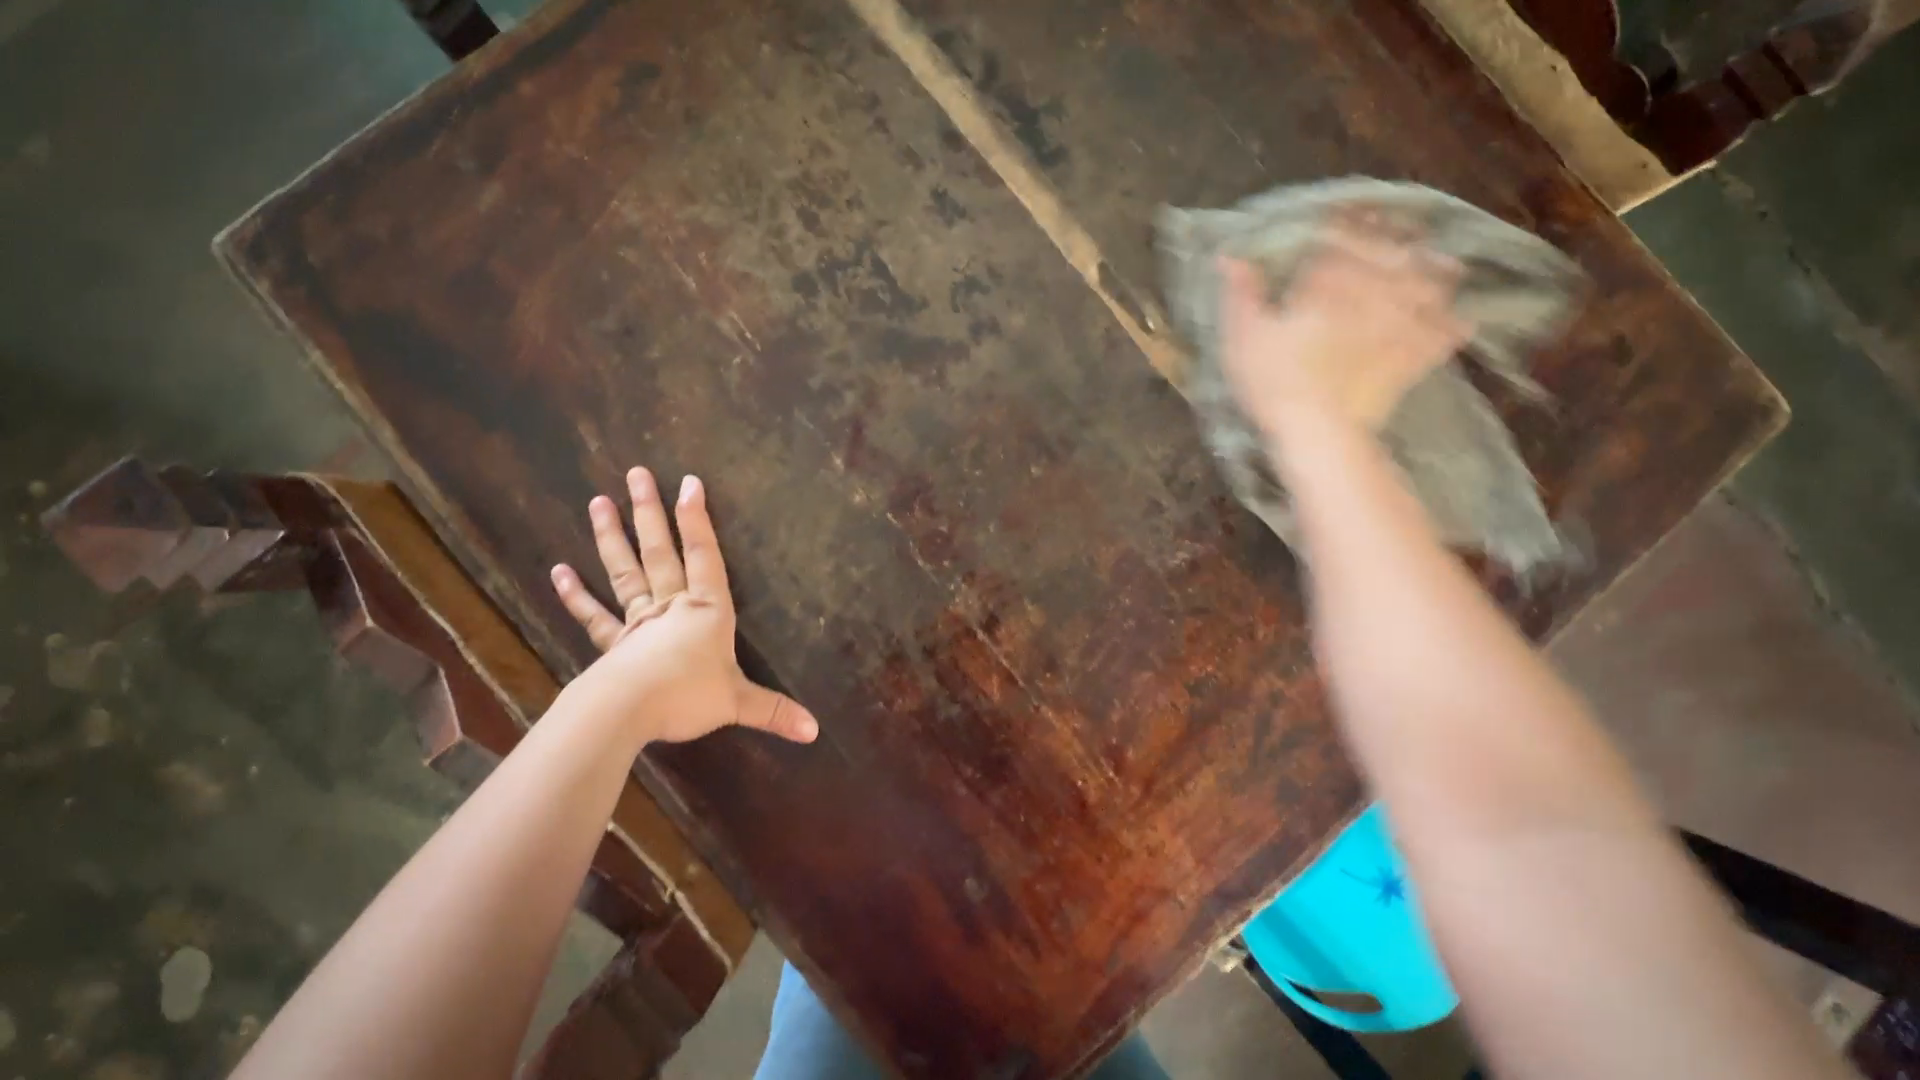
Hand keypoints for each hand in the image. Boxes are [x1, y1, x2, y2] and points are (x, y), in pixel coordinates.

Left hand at [548, 467, 818, 745]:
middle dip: (650, 512)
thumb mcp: (739, 703)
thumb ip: (774, 711)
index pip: (705, 557)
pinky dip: (576, 596)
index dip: (697, 520)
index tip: (689, 482)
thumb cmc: (689, 695)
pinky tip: (559, 572)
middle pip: (660, 552)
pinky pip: (594, 616)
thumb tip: (815, 731)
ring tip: (598, 501)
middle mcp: (672, 607)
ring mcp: (638, 623)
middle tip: (635, 474)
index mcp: (706, 611)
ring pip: (626, 572)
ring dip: (612, 537)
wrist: (630, 710)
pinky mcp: (613, 645)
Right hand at [1220, 209, 1472, 436]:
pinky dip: (1453, 327)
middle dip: (1399, 239)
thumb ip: (1242, 294)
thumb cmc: (1273, 381)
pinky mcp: (1413, 358)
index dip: (1349, 221)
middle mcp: (1372, 293)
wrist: (1317, 432)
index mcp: (1328, 282)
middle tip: (1403, 230)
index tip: (1351, 211)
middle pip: (1395, 253)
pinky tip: (1459, 321)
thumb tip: (1230, 255)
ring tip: (1443, 265)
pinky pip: (1444, 336)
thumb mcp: (1243, 336)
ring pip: (1429, 286)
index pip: (1344, 238)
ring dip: (1437, 273)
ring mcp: (1399, 324)